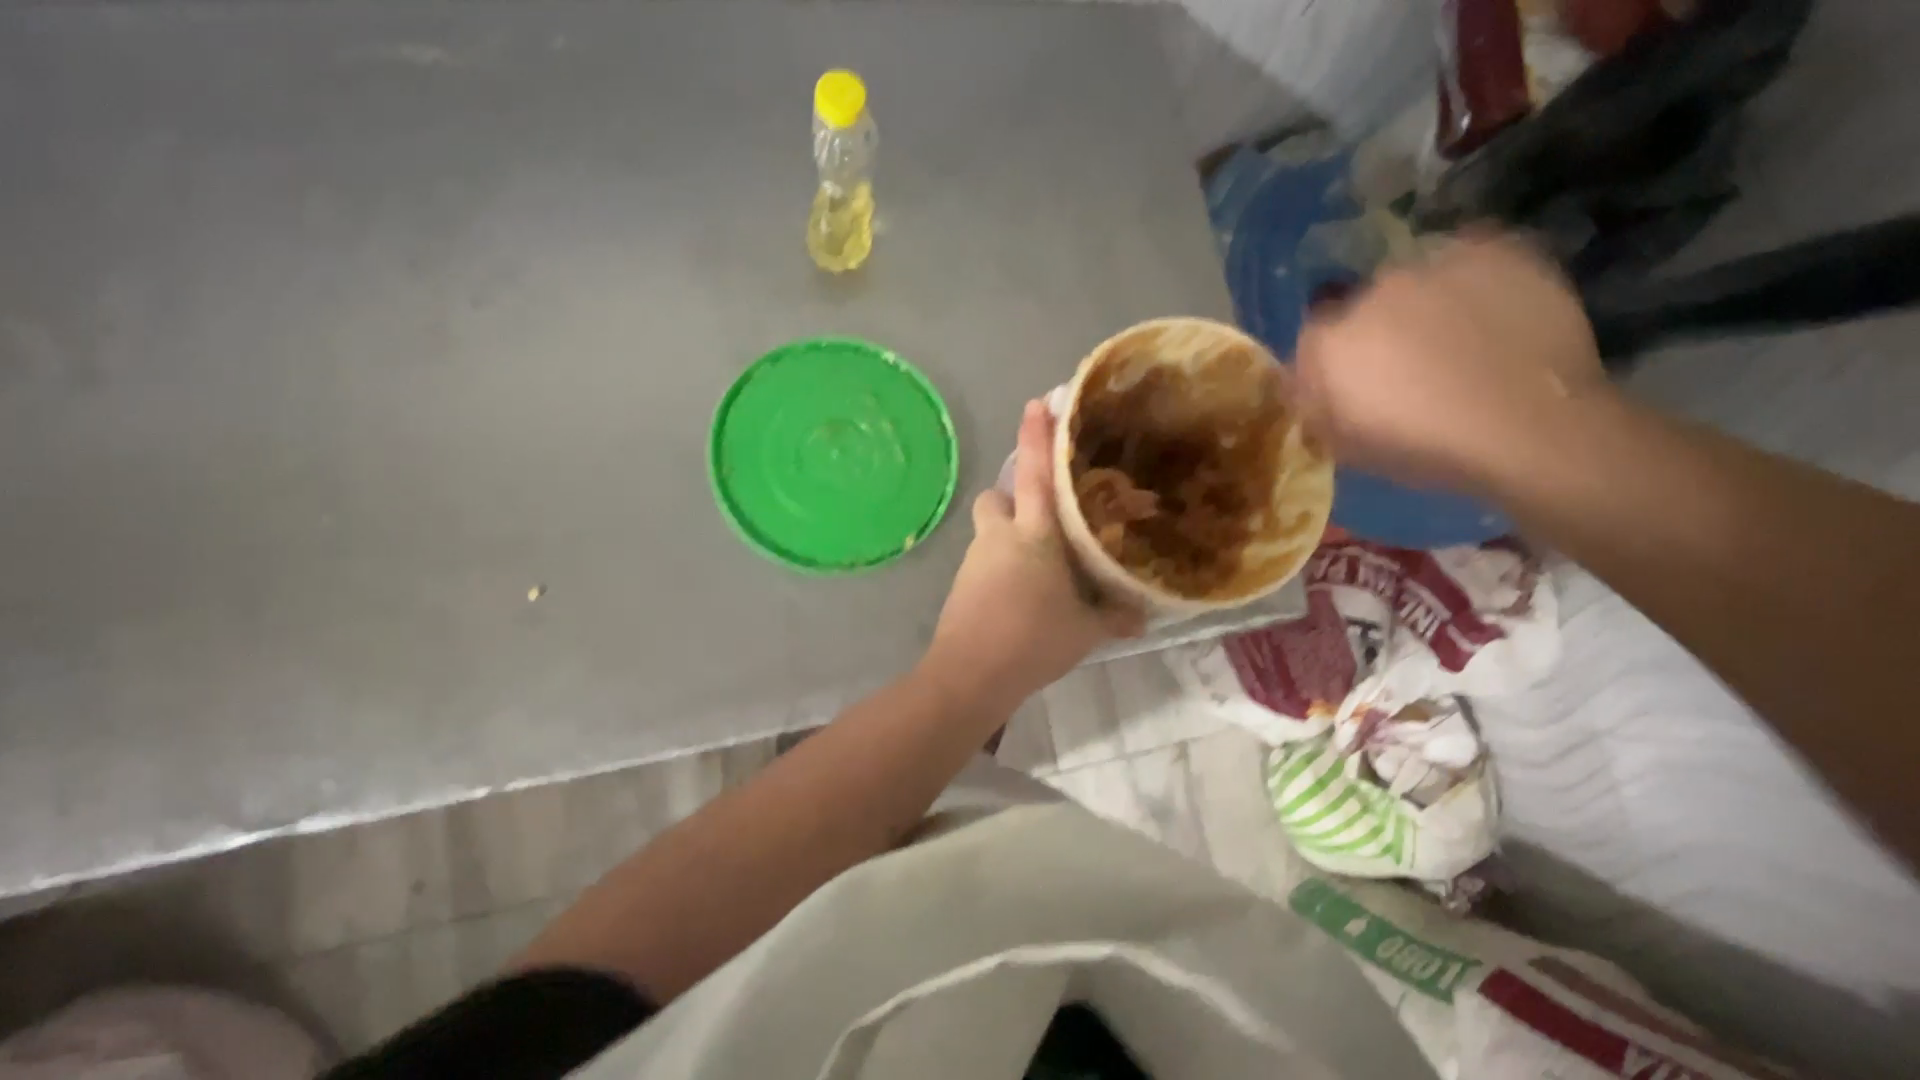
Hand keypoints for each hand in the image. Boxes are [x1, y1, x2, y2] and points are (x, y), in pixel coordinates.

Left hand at [922, 401, 1144, 709]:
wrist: (969, 675)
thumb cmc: (1033, 641)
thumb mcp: (1084, 631)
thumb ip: (1112, 616)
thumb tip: (1141, 615)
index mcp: (1034, 534)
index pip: (1037, 473)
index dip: (1038, 435)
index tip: (1039, 402)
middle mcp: (999, 536)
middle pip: (998, 496)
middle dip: (1015, 498)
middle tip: (1043, 519)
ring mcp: (974, 560)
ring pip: (990, 530)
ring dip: (1009, 537)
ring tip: (1039, 569)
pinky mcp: (960, 586)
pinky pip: (984, 561)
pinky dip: (1000, 568)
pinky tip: (1020, 597)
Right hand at [1294, 233, 1609, 493]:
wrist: (1530, 427)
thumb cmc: (1428, 450)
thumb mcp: (1348, 446)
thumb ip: (1315, 403)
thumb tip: (1304, 381)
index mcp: (1329, 341)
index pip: (1316, 332)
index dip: (1338, 353)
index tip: (1359, 376)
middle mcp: (1371, 291)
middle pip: (1366, 299)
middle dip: (1381, 323)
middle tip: (1413, 358)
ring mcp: (1432, 263)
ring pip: (1419, 275)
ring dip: (1427, 299)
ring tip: (1461, 334)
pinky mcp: (1490, 247)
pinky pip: (1472, 255)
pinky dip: (1475, 278)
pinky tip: (1492, 309)